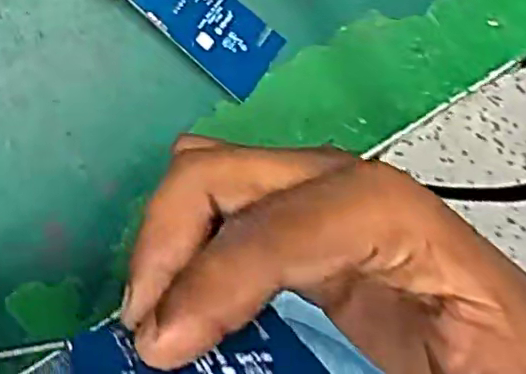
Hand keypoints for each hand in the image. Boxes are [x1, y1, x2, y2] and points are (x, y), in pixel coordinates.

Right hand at [122, 137, 525, 373]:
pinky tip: (184, 295)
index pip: (266, 229)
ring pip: (205, 172)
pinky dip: (188, 241)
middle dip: (165, 242)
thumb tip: (224, 363)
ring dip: (168, 236)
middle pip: (214, 171)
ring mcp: (317, 193)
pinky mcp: (307, 221)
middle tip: (143, 326)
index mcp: (382, 213)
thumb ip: (315, 365)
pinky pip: (222, 206)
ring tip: (153, 310)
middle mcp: (338, 180)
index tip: (161, 348)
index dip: (206, 283)